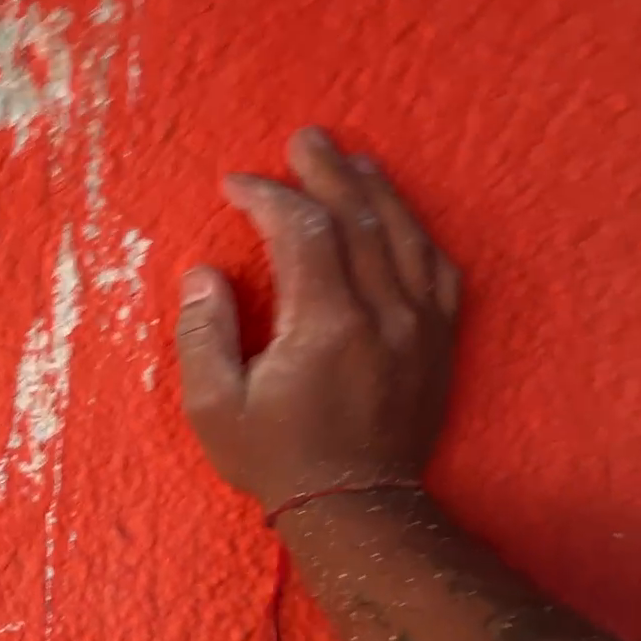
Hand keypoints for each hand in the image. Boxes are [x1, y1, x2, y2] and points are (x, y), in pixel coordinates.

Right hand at [175, 126, 460, 513]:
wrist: (351, 501)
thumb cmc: (271, 454)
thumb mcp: (212, 402)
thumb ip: (204, 332)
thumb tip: (204, 273)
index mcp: (325, 324)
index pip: (304, 233)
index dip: (268, 198)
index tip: (234, 184)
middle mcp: (384, 312)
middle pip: (362, 218)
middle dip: (327, 173)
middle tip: (302, 138)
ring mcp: (420, 322)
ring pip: (407, 233)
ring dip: (375, 189)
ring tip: (348, 159)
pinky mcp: (436, 338)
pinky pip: (436, 265)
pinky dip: (414, 229)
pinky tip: (397, 215)